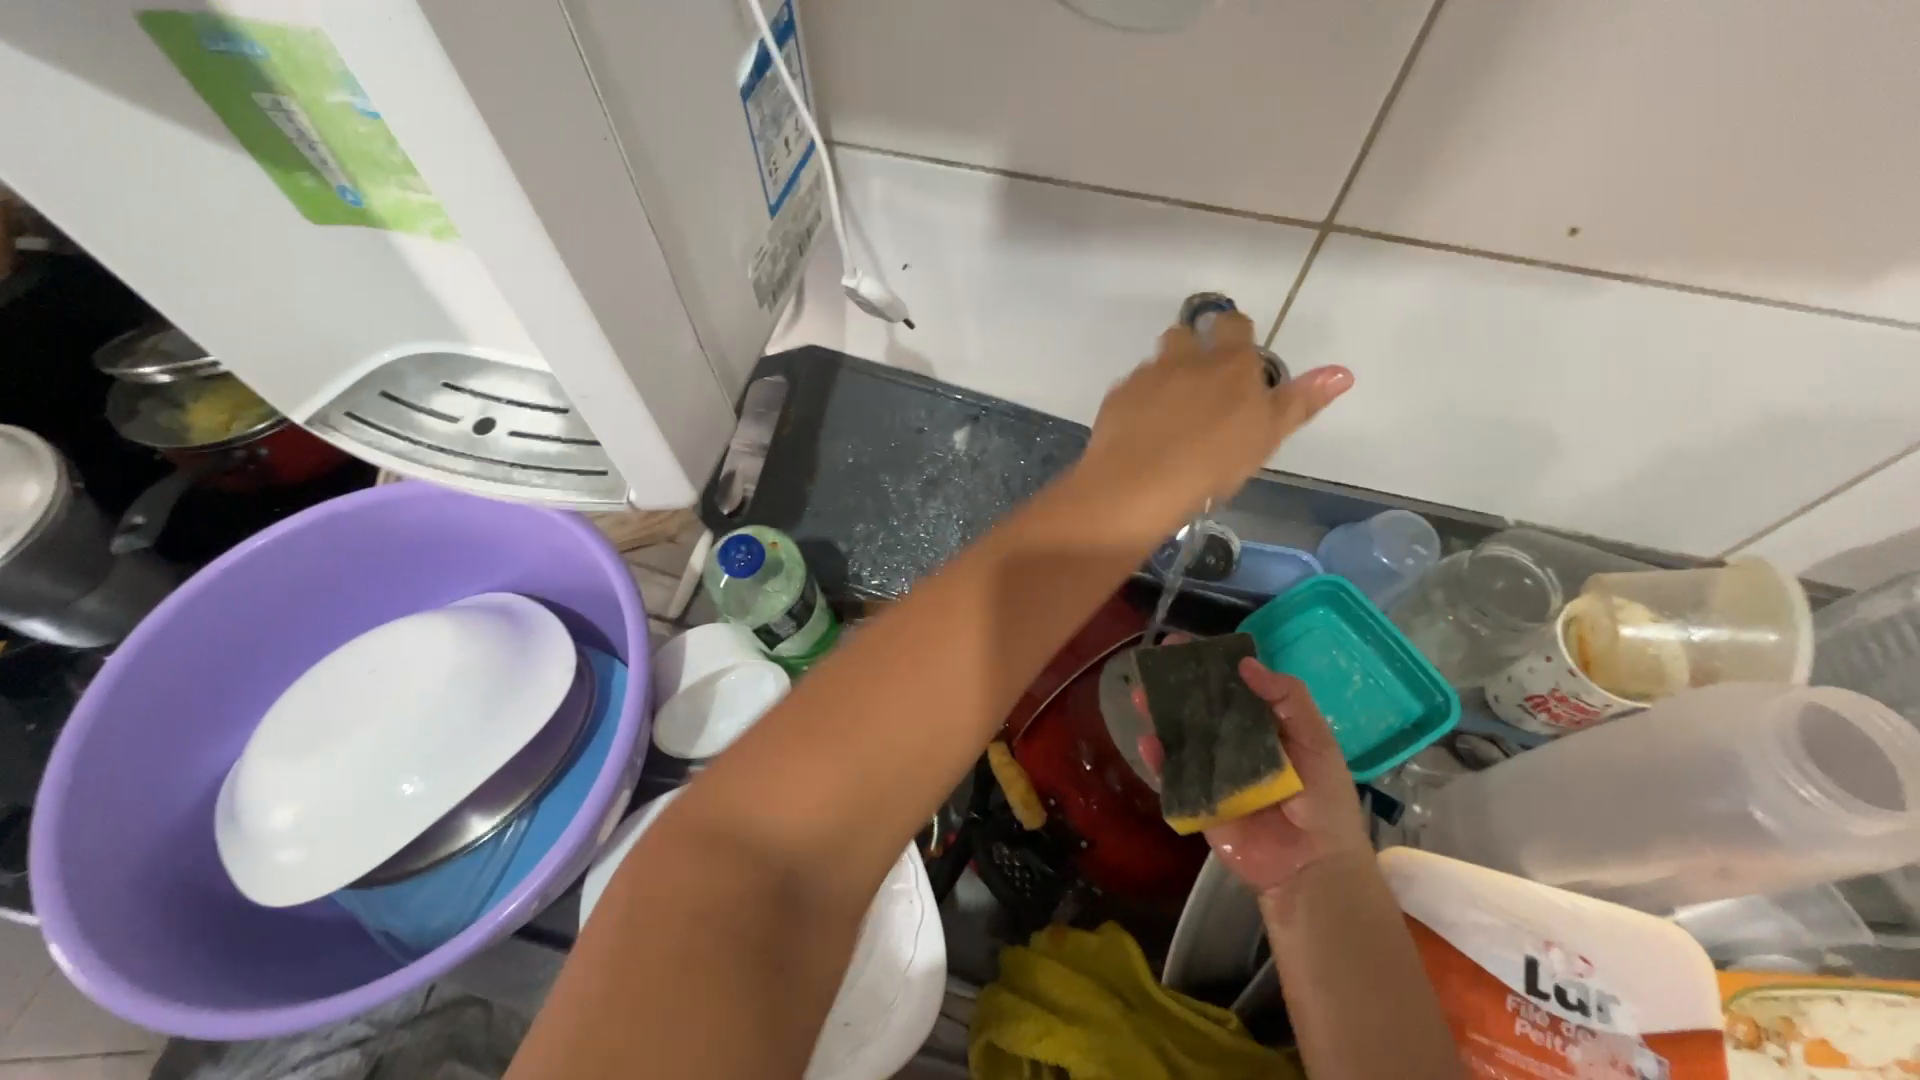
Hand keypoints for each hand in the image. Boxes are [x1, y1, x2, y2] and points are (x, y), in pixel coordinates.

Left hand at [1081, 311, 1351, 530]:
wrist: (1140, 484)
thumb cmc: (1213, 463)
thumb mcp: (1267, 436)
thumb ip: (1300, 402)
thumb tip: (1343, 372)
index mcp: (1230, 363)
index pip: (1235, 325)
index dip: (1236, 335)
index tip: (1238, 357)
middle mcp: (1185, 358)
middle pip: (1188, 333)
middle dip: (1195, 348)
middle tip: (1203, 384)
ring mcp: (1147, 375)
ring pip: (1158, 359)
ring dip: (1166, 373)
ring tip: (1172, 408)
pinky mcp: (1117, 396)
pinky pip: (1132, 387)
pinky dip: (1139, 400)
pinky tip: (1143, 429)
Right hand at [1139, 655, 1371, 898]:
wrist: (1313, 866)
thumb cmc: (1323, 800)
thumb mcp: (1317, 741)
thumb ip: (1288, 699)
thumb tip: (1246, 664)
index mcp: (1264, 726)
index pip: (1232, 687)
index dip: (1209, 665)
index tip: (1184, 645)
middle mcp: (1235, 744)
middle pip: (1199, 708)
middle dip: (1176, 685)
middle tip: (1154, 662)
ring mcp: (1214, 772)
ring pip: (1181, 737)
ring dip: (1160, 716)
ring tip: (1141, 695)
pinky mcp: (1199, 801)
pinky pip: (1173, 777)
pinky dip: (1158, 760)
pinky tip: (1148, 743)